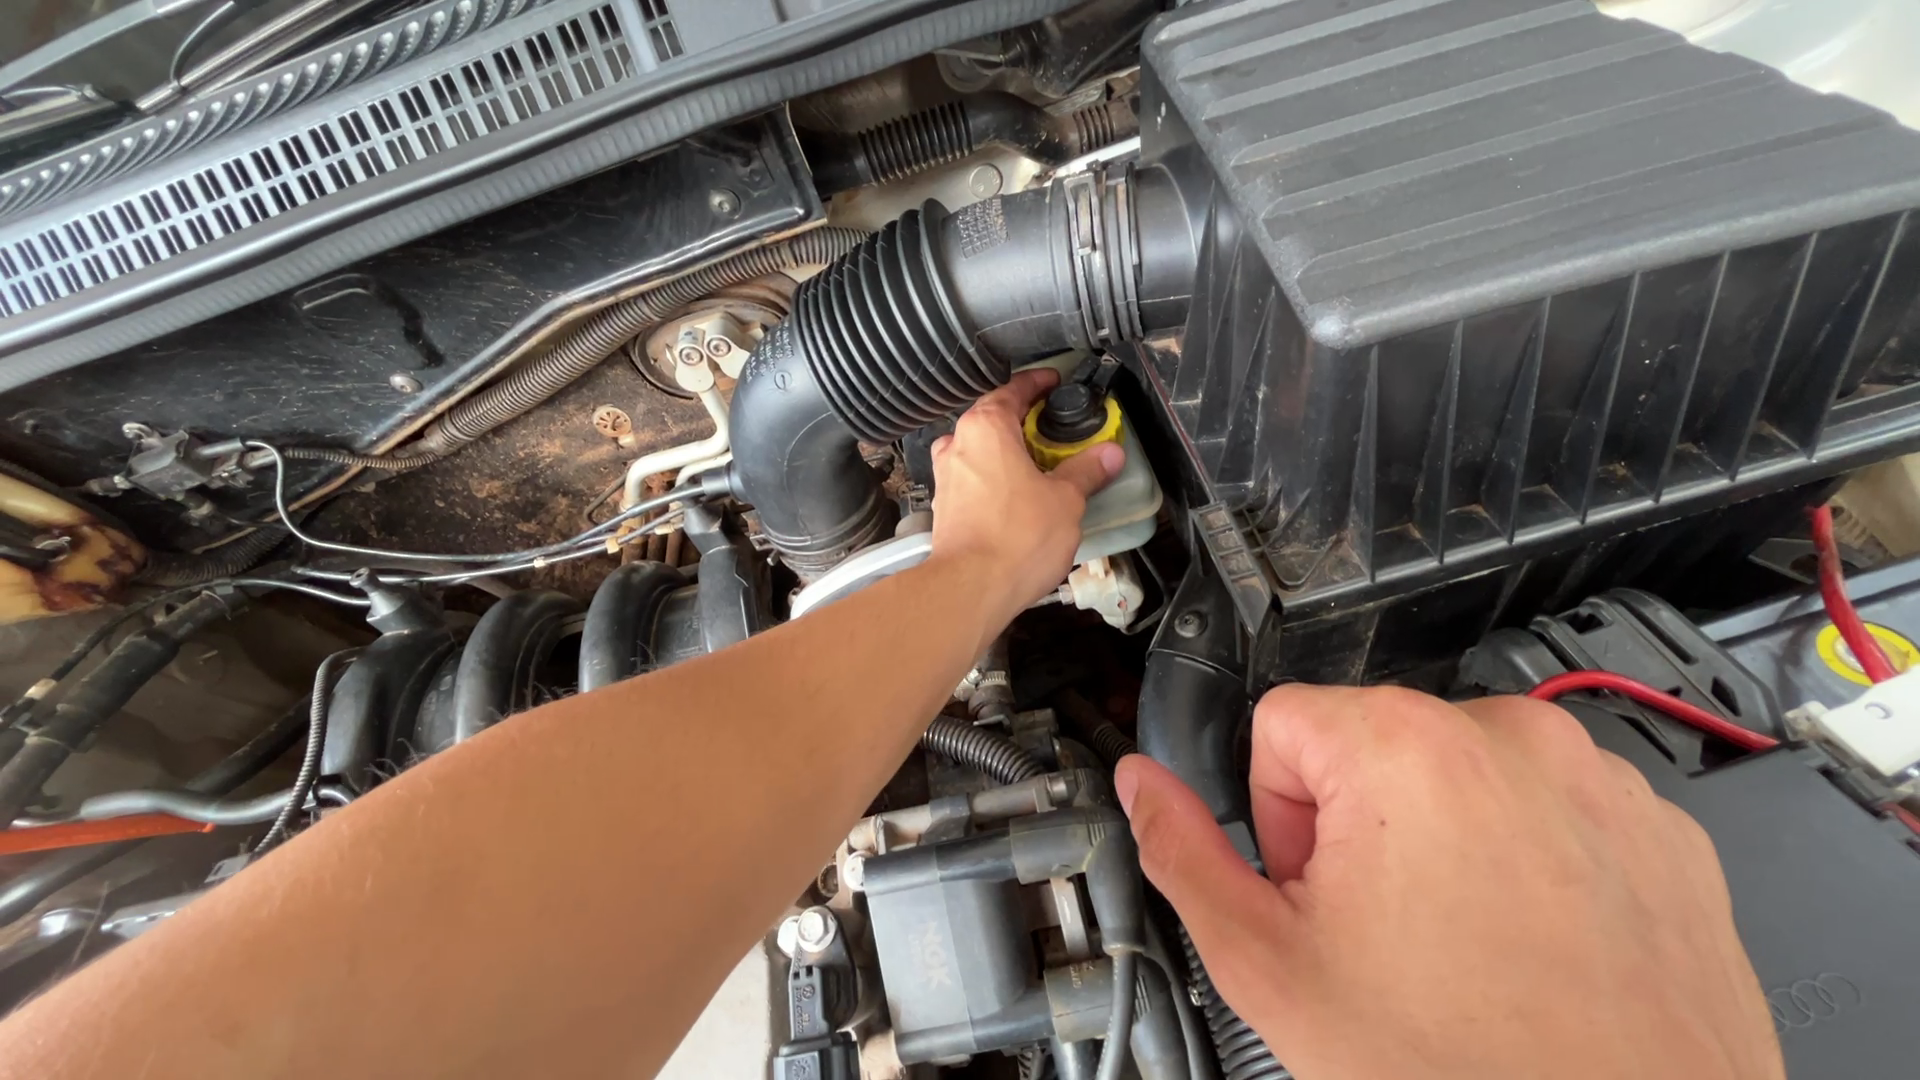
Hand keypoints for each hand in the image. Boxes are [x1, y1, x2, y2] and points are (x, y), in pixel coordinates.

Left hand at [928, 368, 1122, 628]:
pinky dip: (995, 480)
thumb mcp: (1065, 500)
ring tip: (1040, 466)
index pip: (1013, 390)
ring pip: (980, 452)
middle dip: (1023, 422)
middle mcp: (957, 445)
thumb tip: (1109, 454)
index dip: (1037, 384)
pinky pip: (973, 481)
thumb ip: (1086, 471)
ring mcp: (946, 478)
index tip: (1053, 382)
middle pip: (993, 420)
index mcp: (985, 428)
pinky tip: (1017, 498)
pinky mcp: (945, 508)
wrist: (971, 589)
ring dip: (1008, 453)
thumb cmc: (1016, 538)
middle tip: (1055, 428)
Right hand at [1115, 685, 1785, 1079]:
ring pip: (1445, 764)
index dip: (1278, 808)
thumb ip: (1182, 847)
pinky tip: (1523, 937)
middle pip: (1362, 738)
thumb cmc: (1458, 1073)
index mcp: (1399, 746)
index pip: (1280, 721)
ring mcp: (1592, 776)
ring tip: (1453, 935)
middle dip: (1349, 817)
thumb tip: (1141, 782)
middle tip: (1380, 922)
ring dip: (1429, 829)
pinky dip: (1515, 848)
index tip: (1315, 880)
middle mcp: (1504, 736)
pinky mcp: (1657, 825)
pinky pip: (1536, 798)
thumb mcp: (1265, 959)